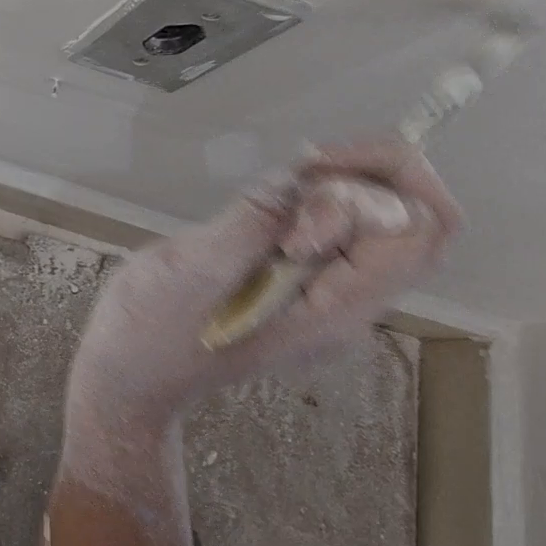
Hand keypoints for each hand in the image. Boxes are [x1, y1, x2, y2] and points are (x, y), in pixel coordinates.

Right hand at [63, 138, 460, 468]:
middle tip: (299, 167)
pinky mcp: (300, 296)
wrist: (129, 378)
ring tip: (270, 192)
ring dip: (337, 191)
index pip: (416, 231)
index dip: (375, 181)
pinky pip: (340, 242)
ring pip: (378, 230)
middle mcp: (348, 310)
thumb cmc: (150, 329)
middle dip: (368, 176)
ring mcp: (326, 306)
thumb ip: (252, 224)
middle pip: (412, 226)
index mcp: (334, 310)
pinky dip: (314, 208)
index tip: (302, 172)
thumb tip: (295, 182)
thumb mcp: (193, 270)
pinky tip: (263, 209)